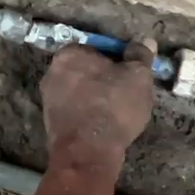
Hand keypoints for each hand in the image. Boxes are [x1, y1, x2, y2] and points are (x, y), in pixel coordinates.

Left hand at [39, 40, 157, 169]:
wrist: (88, 152)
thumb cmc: (113, 106)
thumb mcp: (138, 76)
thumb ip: (141, 56)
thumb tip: (146, 41)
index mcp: (69, 53)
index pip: (98, 48)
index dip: (119, 60)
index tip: (133, 74)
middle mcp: (52, 72)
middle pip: (88, 71)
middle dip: (106, 79)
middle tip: (128, 93)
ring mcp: (49, 99)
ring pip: (81, 92)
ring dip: (98, 98)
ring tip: (119, 112)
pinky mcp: (51, 123)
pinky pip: (76, 112)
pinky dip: (90, 115)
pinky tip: (105, 126)